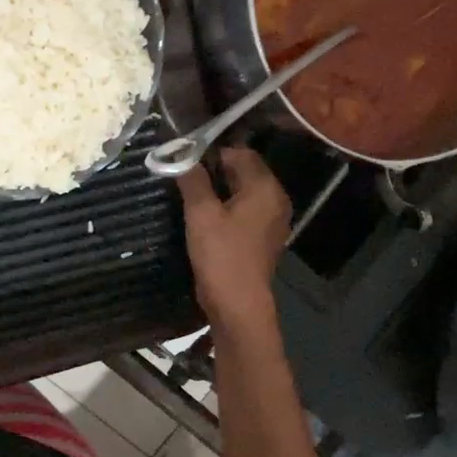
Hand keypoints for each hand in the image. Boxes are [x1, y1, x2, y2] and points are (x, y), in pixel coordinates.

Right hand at [176, 147, 290, 332]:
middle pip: (245, 172)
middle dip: (215, 171)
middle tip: (184, 177)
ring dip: (219, 191)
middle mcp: (276, 199)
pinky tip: (206, 219)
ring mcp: (272, 221)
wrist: (238, 303)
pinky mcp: (263, 238)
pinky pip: (245, 213)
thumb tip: (181, 157)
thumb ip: (193, 181)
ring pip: (244, 193)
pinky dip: (227, 210)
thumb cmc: (221, 255)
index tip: (184, 160)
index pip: (241, 153)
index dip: (212, 153)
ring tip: (191, 197)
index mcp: (265, 188)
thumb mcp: (201, 214)